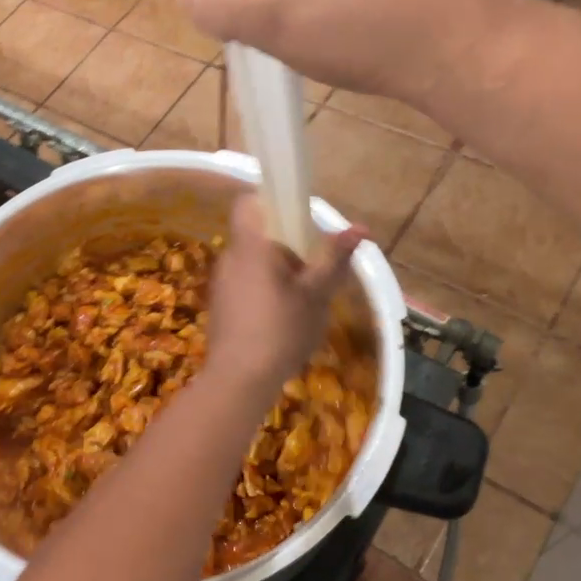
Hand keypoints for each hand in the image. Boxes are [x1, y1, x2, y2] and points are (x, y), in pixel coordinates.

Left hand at [206, 194, 366, 391]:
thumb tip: (360, 228)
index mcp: (250, 247)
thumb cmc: (281, 330)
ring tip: (303, 295)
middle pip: (254, 235)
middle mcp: (229, 259)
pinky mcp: (220, 307)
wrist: (238, 380)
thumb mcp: (316, 294)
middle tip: (312, 263)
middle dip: (283, 243)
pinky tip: (283, 317)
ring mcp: (221, 284)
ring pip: (250, 262)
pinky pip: (244, 285)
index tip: (298, 217)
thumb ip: (334, 259)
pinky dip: (263, 290)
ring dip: (276, 270)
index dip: (270, 201)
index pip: (248, 203)